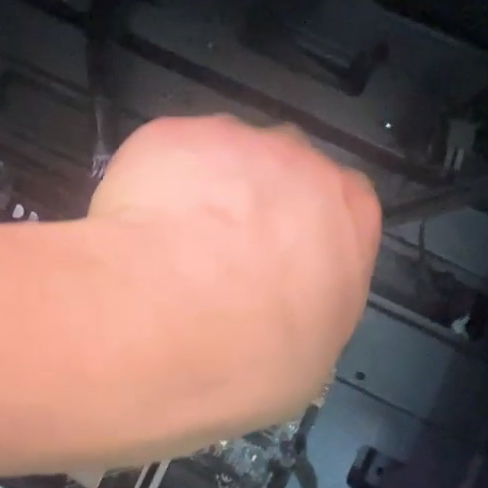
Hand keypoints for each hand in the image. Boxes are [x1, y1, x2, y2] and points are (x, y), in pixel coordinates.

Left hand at [85, 115, 380, 454]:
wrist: (162, 320)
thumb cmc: (251, 354)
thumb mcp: (314, 351)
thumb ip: (314, 299)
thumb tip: (288, 302)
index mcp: (349, 212)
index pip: (343, 200)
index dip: (307, 225)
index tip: (281, 255)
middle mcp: (297, 160)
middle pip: (281, 168)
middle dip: (254, 201)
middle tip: (220, 251)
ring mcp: (231, 140)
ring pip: (220, 154)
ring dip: (201, 188)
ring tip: (170, 241)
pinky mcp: (170, 134)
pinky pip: (167, 153)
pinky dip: (153, 180)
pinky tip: (138, 223)